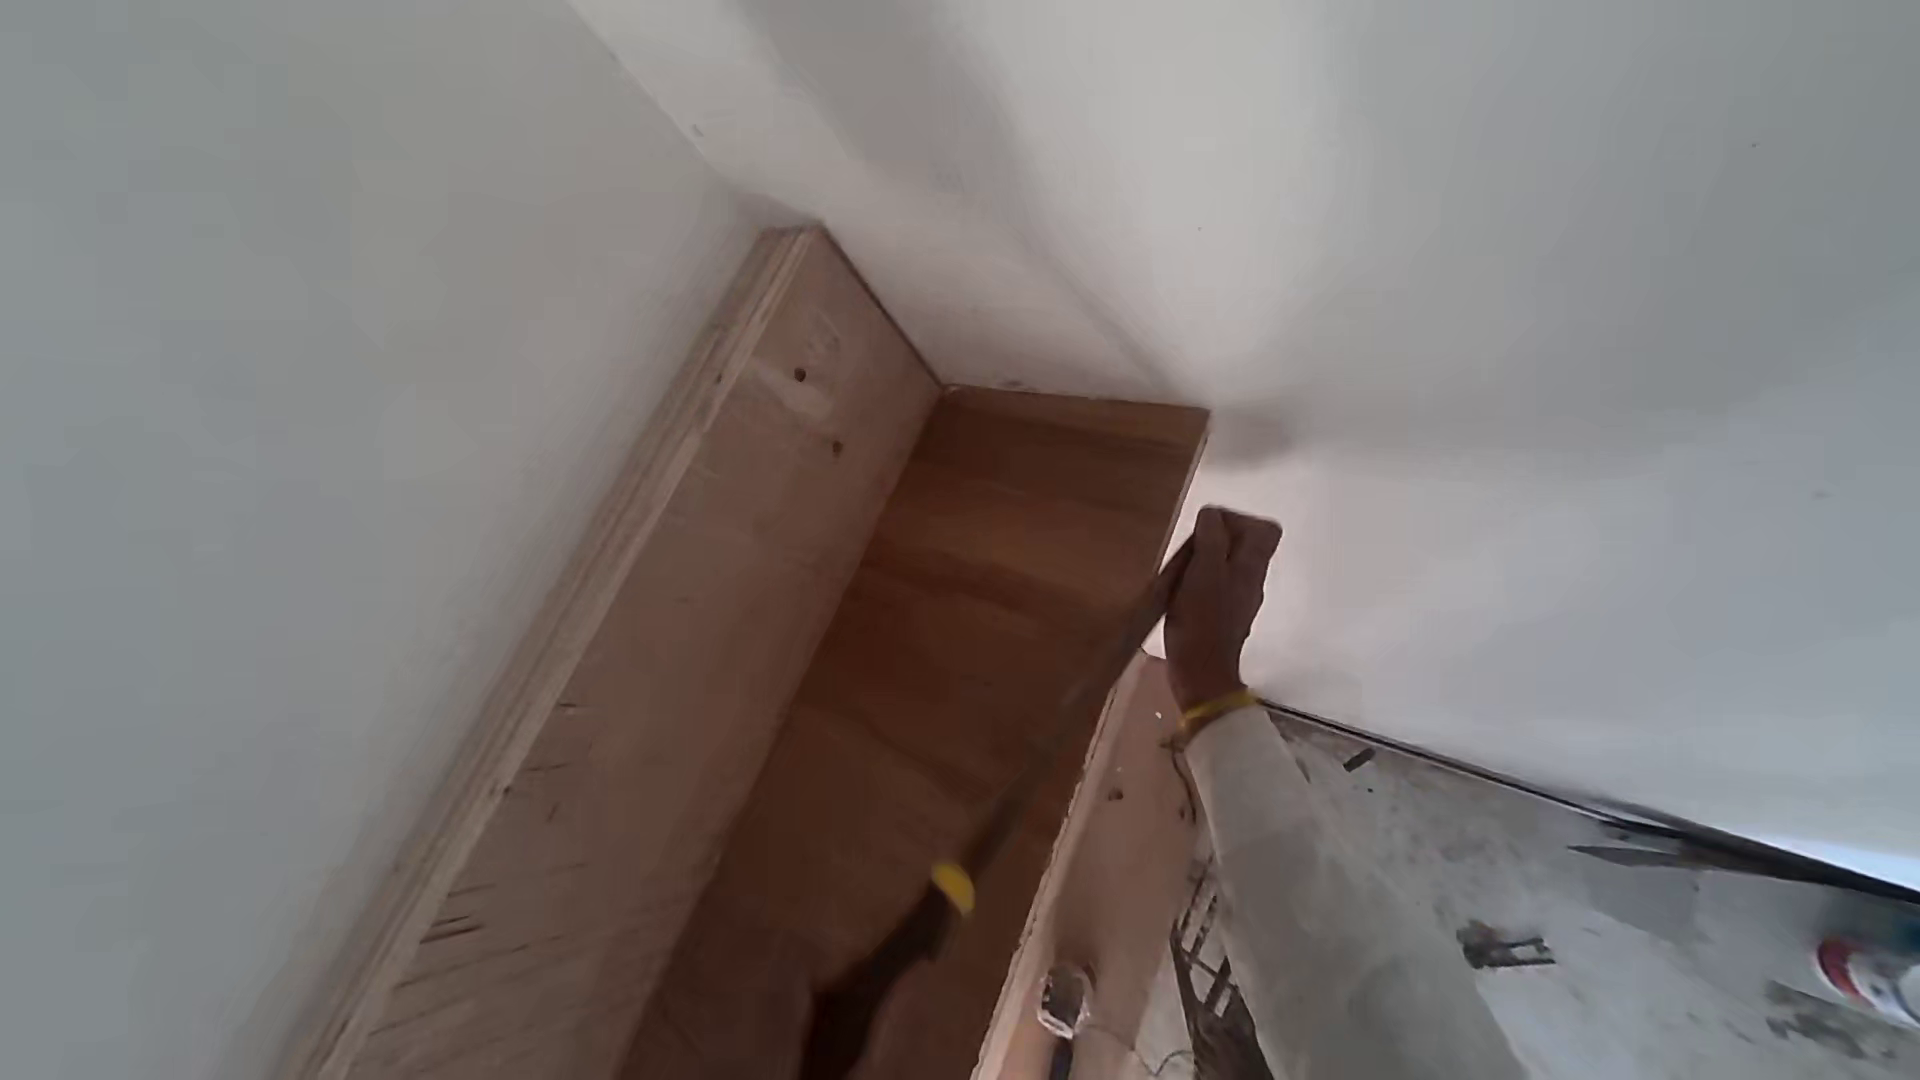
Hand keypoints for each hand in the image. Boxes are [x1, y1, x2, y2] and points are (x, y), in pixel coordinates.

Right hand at [1164, 506, 1281, 711]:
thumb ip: (1211, 539)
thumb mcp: (1203, 571)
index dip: (1238, 519)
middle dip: (1217, 538)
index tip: (1208, 526)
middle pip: (1245, 546)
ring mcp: (1239, 600)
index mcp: (1251, 566)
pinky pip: (1216, 584)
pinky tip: (1179, 588)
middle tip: (1189, 546)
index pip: (1264, 529)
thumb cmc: (1201, 619)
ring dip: (1205, 558)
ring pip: (1228, 565)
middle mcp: (1251, 580)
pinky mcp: (1223, 616)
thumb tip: (1212, 514)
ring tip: (1179, 566)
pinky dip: (1199, 579)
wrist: (1200, 670)